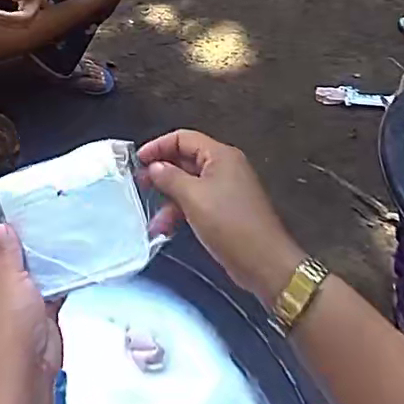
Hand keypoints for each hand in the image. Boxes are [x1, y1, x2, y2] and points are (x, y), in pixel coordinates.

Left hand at [0, 224, 64, 381]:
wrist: (29, 367)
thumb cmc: (12, 323)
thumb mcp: (7, 279)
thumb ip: (6, 252)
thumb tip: (1, 227)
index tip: (18, 216)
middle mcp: (2, 287)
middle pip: (10, 256)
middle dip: (25, 241)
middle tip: (43, 222)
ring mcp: (23, 299)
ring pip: (33, 271)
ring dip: (44, 258)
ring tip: (59, 236)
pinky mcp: (42, 310)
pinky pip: (51, 287)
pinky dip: (60, 277)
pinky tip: (72, 263)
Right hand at [137, 131, 306, 306]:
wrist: (265, 264)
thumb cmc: (231, 225)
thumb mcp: (194, 198)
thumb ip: (170, 177)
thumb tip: (154, 166)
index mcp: (220, 155)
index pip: (183, 138)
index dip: (158, 146)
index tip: (138, 160)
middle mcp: (225, 167)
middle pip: (185, 160)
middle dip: (162, 173)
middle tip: (141, 184)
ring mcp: (227, 189)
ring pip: (190, 184)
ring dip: (169, 199)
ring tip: (153, 218)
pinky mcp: (226, 210)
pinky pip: (198, 202)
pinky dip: (181, 212)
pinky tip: (166, 228)